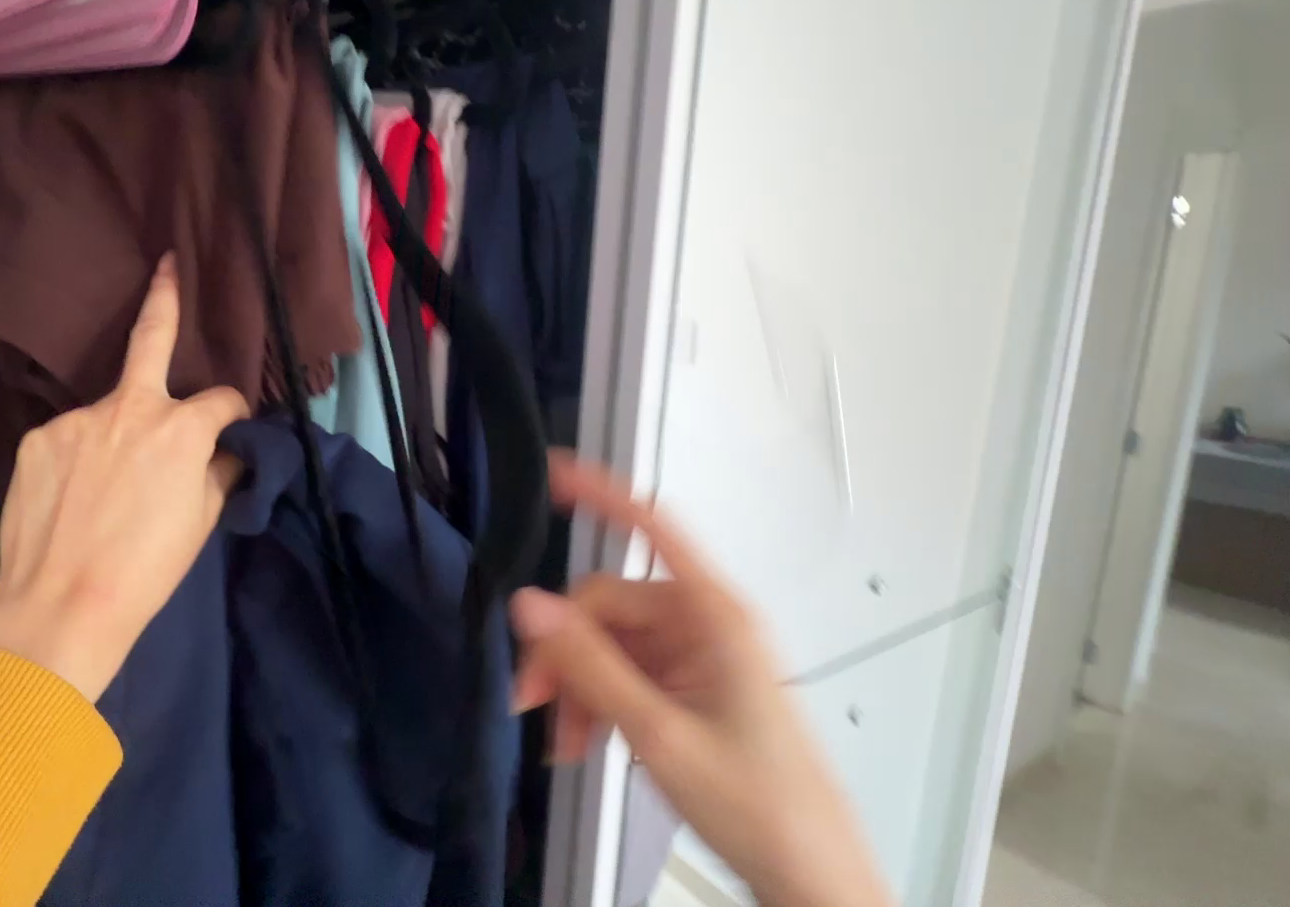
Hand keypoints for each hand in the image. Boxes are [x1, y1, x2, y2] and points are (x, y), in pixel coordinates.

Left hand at [0, 256, 249, 701]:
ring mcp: (76, 418)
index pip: (223, 399)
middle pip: (151, 338)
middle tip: (167, 265)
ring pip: (110, 413)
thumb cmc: (147, 568)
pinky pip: (71, 437)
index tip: (233, 429)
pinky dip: (79, 455)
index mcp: (180, 428)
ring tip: (105, 489)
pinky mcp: (37, 437)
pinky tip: (73, 495)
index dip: (233, 415)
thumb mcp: (202, 520)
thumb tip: (225, 450)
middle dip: (165, 297)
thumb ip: (219, 470)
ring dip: (118, 433)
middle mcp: (129, 407)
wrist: (61, 605)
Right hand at [510, 453, 893, 906]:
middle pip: (606, 604)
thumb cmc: (760, 807)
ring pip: (605, 643)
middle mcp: (700, 624)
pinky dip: (592, 702)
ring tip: (562, 739)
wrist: (813, 884)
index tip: (553, 474)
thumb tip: (529, 604)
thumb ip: (589, 664)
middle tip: (530, 699)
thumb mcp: (659, 733)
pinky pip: (619, 673)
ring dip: (574, 685)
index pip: (652, 528)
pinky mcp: (684, 688)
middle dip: (562, 649)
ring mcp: (691, 657)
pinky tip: (580, 741)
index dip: (601, 493)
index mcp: (713, 615)